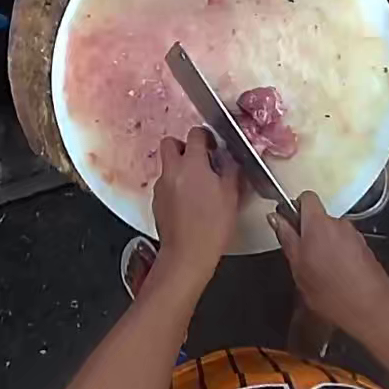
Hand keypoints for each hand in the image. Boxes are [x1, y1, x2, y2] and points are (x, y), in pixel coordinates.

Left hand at [151, 127, 240, 285]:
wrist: (188, 255)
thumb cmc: (213, 225)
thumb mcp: (231, 194)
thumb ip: (231, 169)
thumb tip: (230, 158)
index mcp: (192, 164)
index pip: (195, 134)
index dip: (206, 136)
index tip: (214, 147)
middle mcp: (172, 171)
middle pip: (170, 143)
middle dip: (184, 146)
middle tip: (200, 159)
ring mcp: (161, 187)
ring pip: (167, 166)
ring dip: (180, 168)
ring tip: (198, 186)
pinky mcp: (156, 202)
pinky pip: (165, 184)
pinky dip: (175, 186)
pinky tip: (189, 202)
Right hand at [268, 193, 388, 336]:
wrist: (369, 308)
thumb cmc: (330, 291)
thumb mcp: (298, 266)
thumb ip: (286, 238)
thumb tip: (276, 218)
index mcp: (319, 223)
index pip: (307, 197)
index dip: (297, 208)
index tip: (291, 225)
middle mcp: (339, 223)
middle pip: (320, 217)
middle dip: (310, 233)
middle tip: (303, 258)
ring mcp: (354, 234)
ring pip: (333, 232)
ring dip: (325, 245)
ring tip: (321, 272)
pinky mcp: (365, 247)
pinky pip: (346, 244)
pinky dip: (340, 254)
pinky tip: (337, 276)